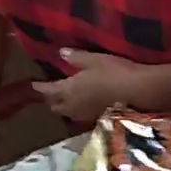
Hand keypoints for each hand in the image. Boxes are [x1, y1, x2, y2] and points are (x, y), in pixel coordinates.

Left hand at [32, 49, 170, 121]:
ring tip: (67, 101)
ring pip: (68, 113)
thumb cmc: (113, 72)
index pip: (47, 90)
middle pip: (55, 106)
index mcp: (67, 89)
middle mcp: (72, 105)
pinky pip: (81, 116)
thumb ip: (76, 57)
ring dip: (64, 107)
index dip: (39, 87)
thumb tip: (60, 53)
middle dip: (51, 100)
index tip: (34, 84)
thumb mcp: (94, 60)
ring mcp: (85, 113)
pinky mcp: (99, 117)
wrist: (137, 90)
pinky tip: (85, 107)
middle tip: (51, 93)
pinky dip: (79, 111)